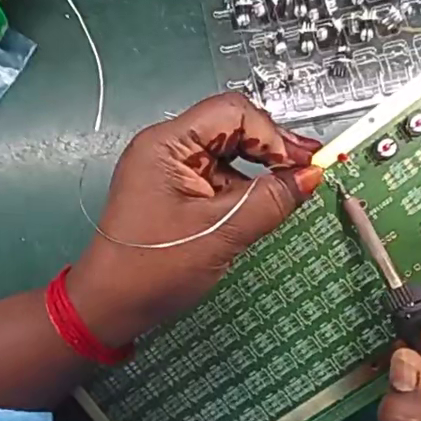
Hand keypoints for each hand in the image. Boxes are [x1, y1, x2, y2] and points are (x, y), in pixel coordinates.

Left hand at [68, 93, 324, 345]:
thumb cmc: (153, 269)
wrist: (109, 307)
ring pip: (226, 155)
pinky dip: (242, 190)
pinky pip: (216, 179)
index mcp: (166, 145)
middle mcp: (164, 149)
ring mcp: (167, 172)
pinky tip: (263, 205)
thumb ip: (271, 200)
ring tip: (291, 190)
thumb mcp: (220, 233)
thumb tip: (311, 176)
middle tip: (308, 170)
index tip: (304, 165)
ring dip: (259, 170)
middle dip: (271, 148)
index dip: (274, 135)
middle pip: (230, 128)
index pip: (231, 113)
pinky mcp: (172, 194)